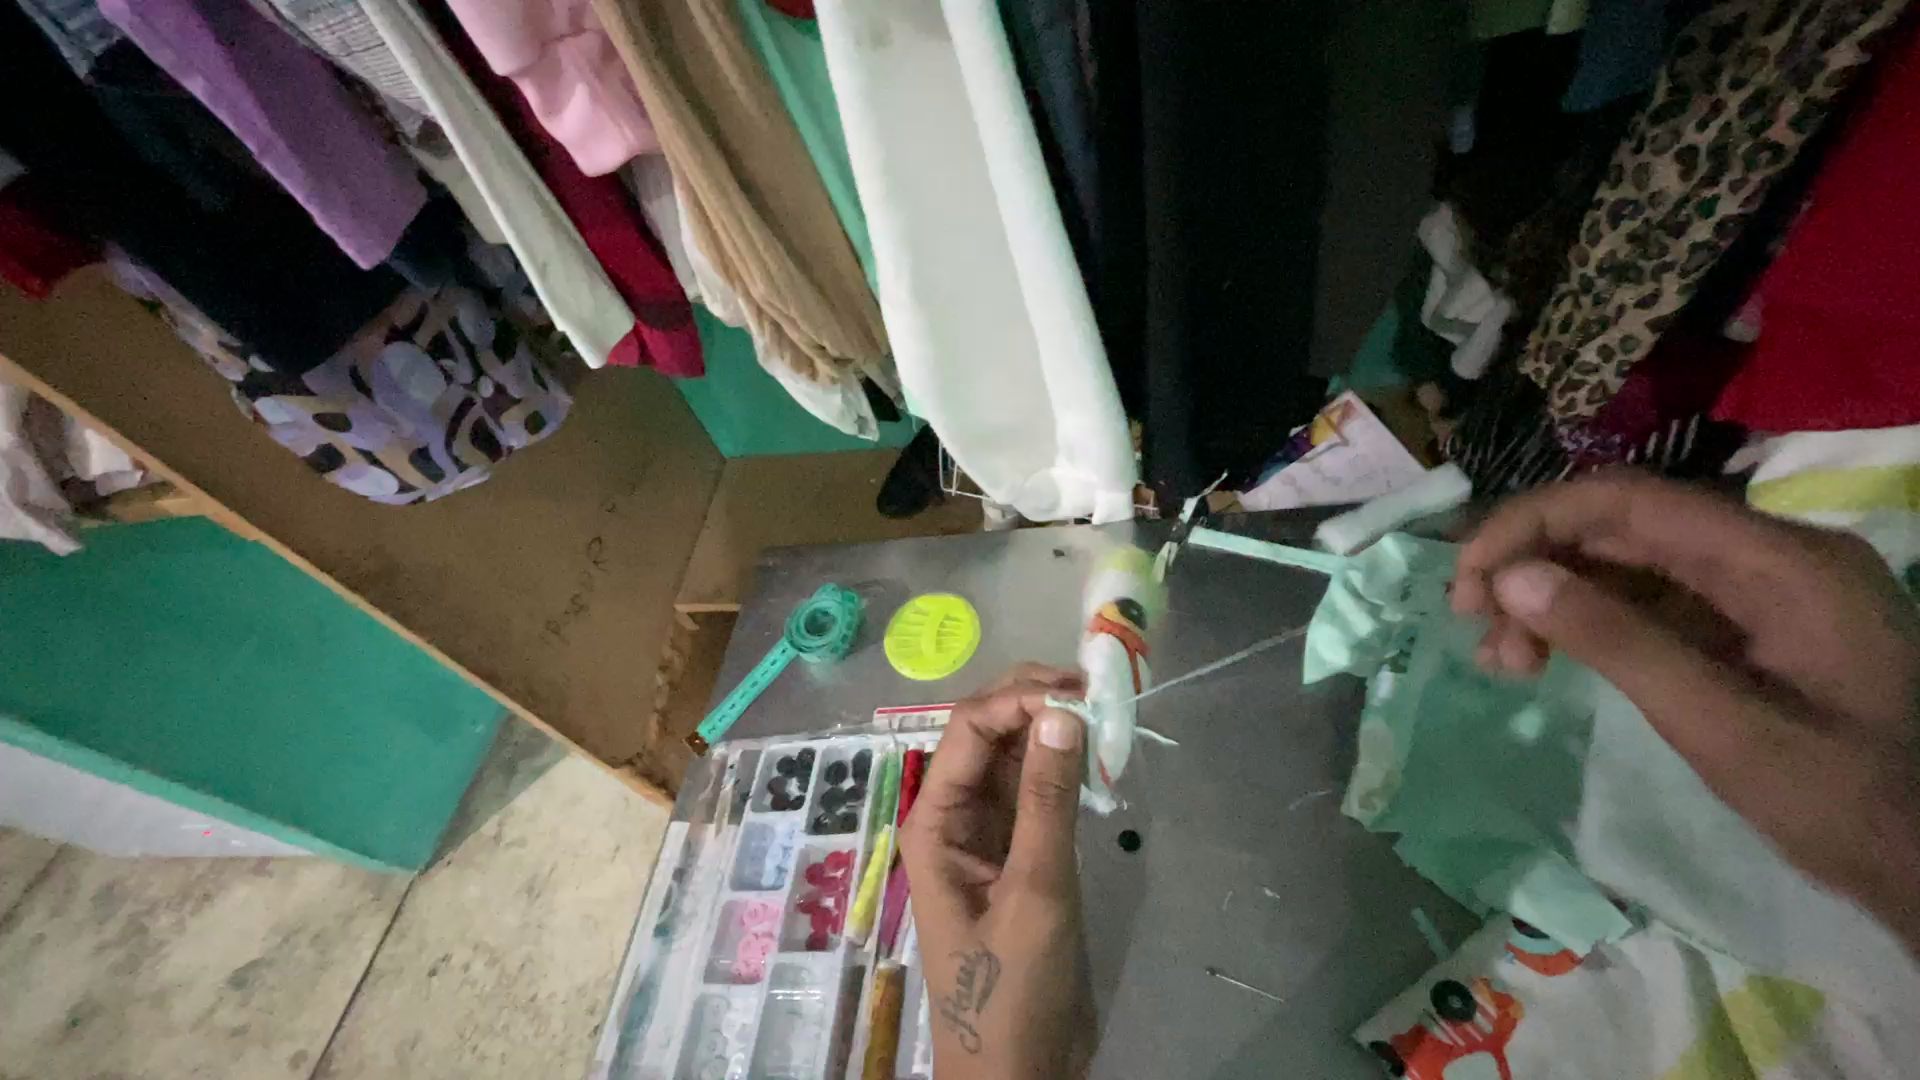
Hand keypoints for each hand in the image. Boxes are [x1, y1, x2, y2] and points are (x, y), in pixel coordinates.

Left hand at [900, 664, 1095, 1079]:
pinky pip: (1033, 786)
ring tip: (1101, 709)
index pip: (969, 729)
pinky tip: (1093, 752)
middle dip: (1032, 701)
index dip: (1018, 698)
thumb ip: (1046, 800)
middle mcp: (953, 812)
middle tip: (1094, 689)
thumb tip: (1061, 713)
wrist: (1019, 1072)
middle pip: (986, 732)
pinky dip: (1061, 763)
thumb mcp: (1035, 893)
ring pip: (1011, 754)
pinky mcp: (1015, 846)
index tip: (1078, 692)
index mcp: (935, 819)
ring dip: (1050, 727)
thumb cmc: (1013, 990)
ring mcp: (985, 828)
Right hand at [1452, 472, 1919, 949]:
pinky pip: (1624, 599)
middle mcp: (1759, 555)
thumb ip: (1617, 643)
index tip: (1467, 577)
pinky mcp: (1723, 621)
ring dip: (1538, 600)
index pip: (1624, 502)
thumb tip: (1508, 578)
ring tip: (1501, 660)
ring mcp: (1742, 588)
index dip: (1529, 524)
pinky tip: (1530, 660)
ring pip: (1605, 562)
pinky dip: (1566, 623)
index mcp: (1779, 561)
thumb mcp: (1724, 727)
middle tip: (1469, 622)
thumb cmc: (1849, 804)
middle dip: (1524, 567)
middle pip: (1607, 527)